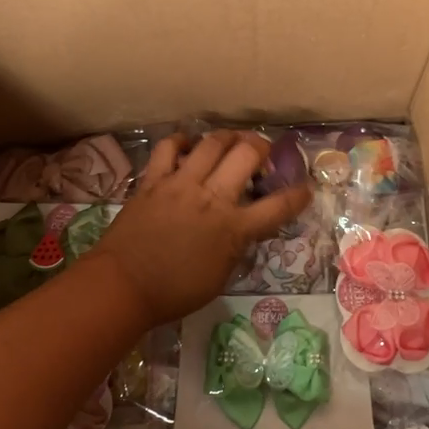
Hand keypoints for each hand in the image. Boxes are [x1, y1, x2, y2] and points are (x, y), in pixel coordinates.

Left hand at [92, 131, 311, 325]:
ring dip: (228, 137)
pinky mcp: (154, 179)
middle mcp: (211, 198)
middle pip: (246, 155)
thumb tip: (242, 226)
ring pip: (212, 143)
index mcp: (233, 229)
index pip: (277, 207)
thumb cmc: (174, 291)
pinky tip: (188, 144)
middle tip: (262, 152)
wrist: (123, 286)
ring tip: (232, 141)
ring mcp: (181, 184)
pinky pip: (169, 147)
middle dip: (261, 147)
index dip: (297, 195)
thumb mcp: (220, 275)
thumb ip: (236, 245)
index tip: (305, 188)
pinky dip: (182, 141)